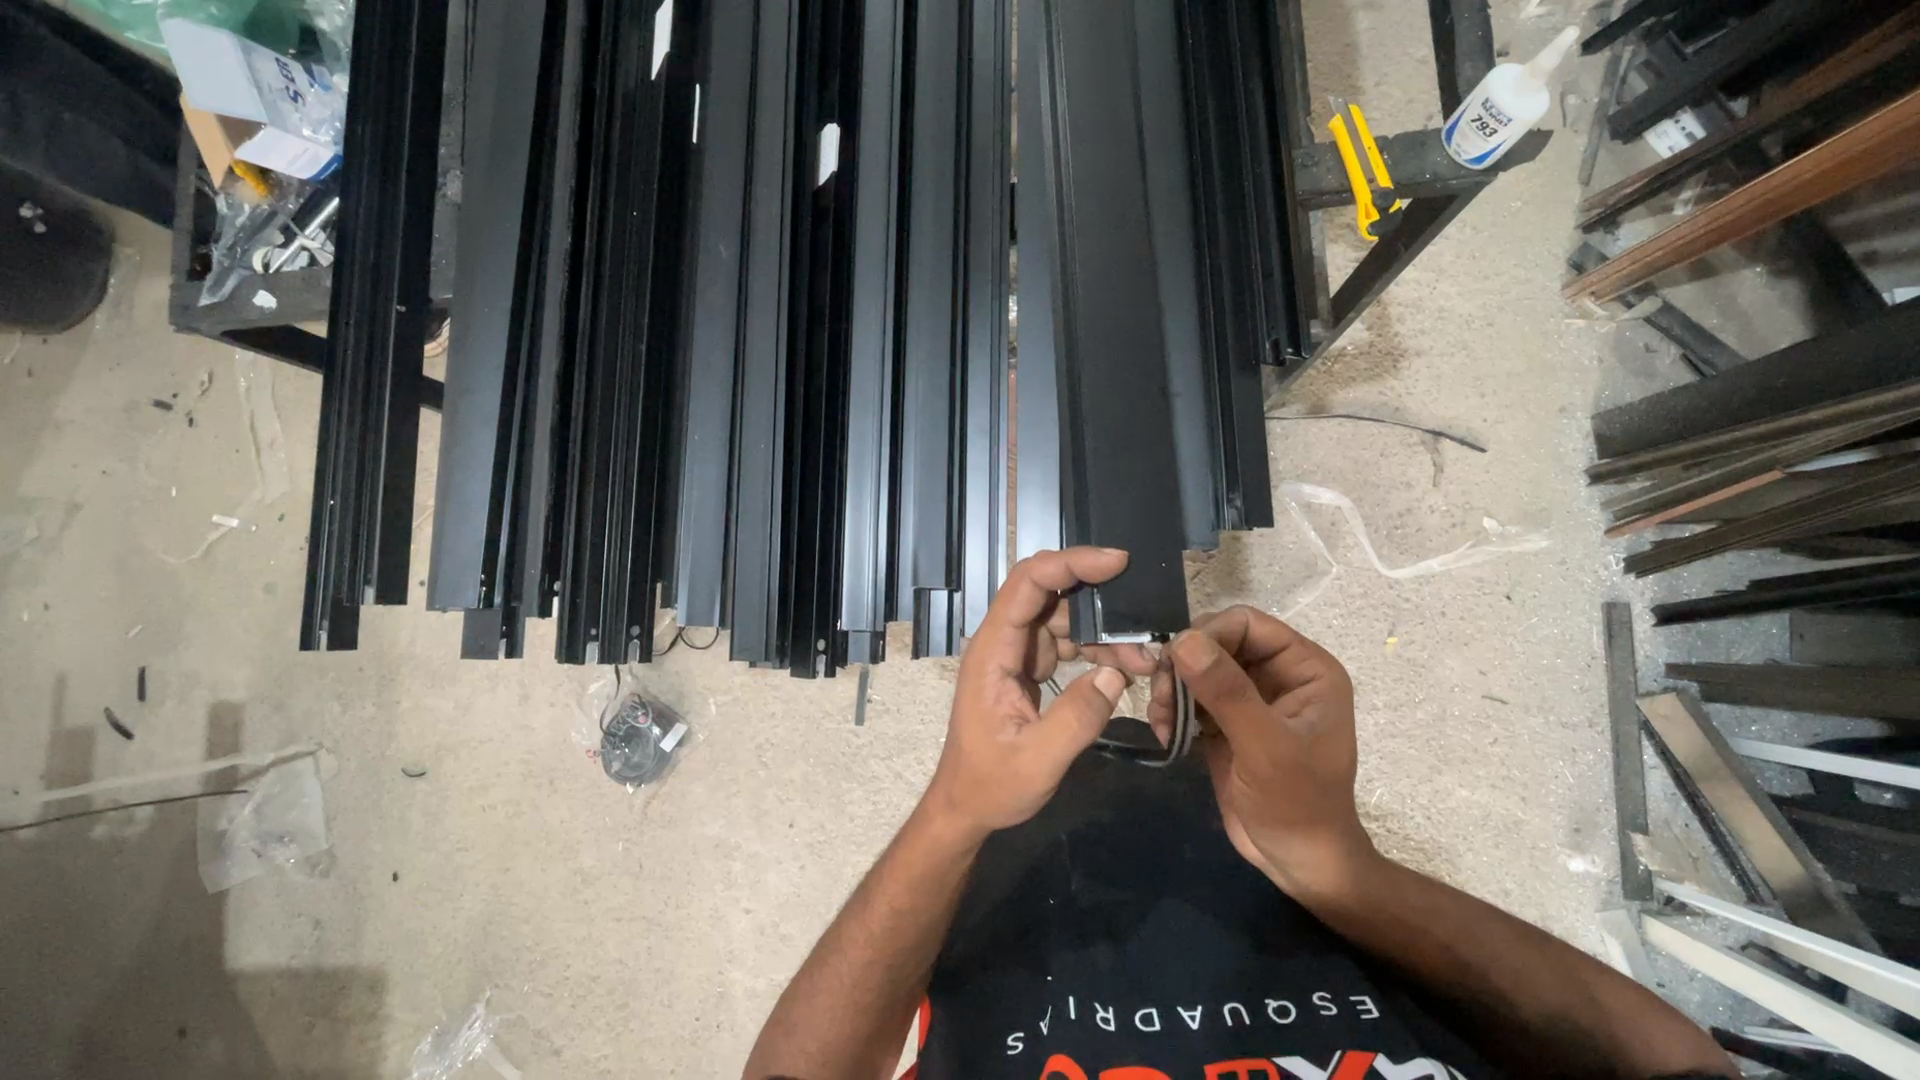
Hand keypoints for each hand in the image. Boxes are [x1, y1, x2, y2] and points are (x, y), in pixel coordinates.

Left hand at [924, 547, 1160, 835]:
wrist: (967, 807)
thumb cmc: (991, 784)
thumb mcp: (1037, 760)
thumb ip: (1076, 719)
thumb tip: (1115, 675)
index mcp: (992, 652)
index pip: (1026, 585)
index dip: (1069, 564)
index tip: (1116, 562)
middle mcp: (1002, 643)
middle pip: (1048, 594)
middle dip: (1097, 595)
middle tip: (1142, 610)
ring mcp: (1016, 655)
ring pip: (1063, 619)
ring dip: (1103, 631)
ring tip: (1144, 657)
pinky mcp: (1030, 670)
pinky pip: (1067, 644)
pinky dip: (1097, 651)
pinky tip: (1126, 669)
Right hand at [1169, 606, 1379, 897]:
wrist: (1297, 863)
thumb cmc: (1298, 804)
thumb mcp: (1265, 747)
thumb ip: (1226, 691)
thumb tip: (1182, 639)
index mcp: (1305, 670)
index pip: (1248, 624)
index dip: (1208, 634)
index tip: (1174, 663)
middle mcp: (1278, 676)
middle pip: (1217, 641)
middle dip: (1184, 664)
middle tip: (1161, 695)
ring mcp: (1250, 699)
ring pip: (1198, 667)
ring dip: (1172, 688)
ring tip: (1161, 720)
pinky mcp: (1225, 722)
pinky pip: (1190, 696)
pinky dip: (1172, 709)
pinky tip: (1165, 733)